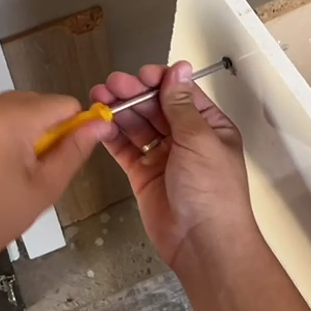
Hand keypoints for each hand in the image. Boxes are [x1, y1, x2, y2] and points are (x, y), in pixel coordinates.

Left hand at [0, 91, 106, 274]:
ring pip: (12, 107)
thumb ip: (74, 150)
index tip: (63, 158)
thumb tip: (101, 123)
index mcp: (10, 117)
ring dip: (23, 129)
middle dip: (45, 129)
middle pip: (36, 102)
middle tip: (35, 170)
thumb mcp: (44, 188)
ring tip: (11, 171)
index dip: (73, 127)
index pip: (62, 103)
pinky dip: (0, 132)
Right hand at [91, 61, 256, 266]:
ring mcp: (164, 157)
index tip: (140, 75)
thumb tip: (179, 68)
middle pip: (156, 108)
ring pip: (138, 126)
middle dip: (134, 94)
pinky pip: (126, 149)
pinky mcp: (143, 175)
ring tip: (99, 97)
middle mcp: (186, 139)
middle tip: (112, 84)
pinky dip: (113, 135)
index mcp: (209, 127)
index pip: (181, 95)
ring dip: (120, 111)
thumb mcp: (199, 139)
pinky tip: (99, 122)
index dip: (160, 82)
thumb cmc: (211, 190)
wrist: (202, 243)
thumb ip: (180, 104)